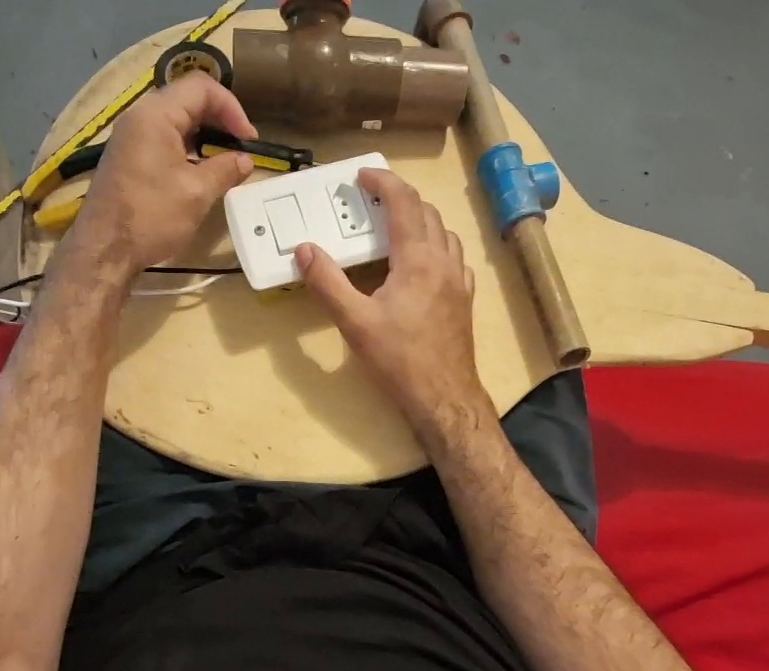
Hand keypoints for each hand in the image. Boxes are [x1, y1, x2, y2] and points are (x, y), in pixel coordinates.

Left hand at [65, 73, 257, 278]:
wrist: (105, 248)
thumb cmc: (151, 217)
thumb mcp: (197, 194)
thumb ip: (225, 170)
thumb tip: (244, 160)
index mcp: (156, 115)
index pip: (201, 87)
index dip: (232, 108)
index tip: (248, 139)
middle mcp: (140, 116)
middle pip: (187, 100)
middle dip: (219, 119)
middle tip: (239, 146)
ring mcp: (130, 136)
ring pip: (174, 120)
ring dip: (203, 135)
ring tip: (223, 160)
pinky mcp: (127, 157)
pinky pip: (162, 138)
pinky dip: (185, 147)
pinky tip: (198, 171)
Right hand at [294, 170, 486, 428]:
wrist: (443, 396)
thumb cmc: (399, 361)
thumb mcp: (354, 323)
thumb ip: (327, 283)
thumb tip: (304, 249)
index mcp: (417, 259)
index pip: (403, 202)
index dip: (383, 182)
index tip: (362, 176)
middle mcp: (443, 262)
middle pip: (426, 212)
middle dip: (400, 198)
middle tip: (372, 200)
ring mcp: (459, 281)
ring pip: (444, 233)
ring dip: (420, 220)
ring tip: (395, 226)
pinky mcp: (464, 300)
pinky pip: (454, 259)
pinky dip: (436, 246)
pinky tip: (423, 263)